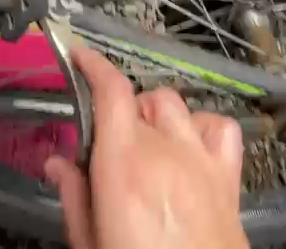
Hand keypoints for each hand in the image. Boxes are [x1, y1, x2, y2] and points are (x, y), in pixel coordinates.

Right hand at [44, 46, 248, 248]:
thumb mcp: (90, 244)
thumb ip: (74, 198)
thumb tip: (57, 163)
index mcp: (124, 165)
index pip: (111, 89)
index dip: (92, 63)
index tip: (77, 56)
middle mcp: (164, 151)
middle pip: (138, 100)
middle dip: (119, 115)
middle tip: (107, 151)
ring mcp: (201, 162)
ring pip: (175, 106)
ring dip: (156, 117)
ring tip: (147, 146)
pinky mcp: (228, 180)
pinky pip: (220, 128)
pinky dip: (202, 128)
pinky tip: (189, 150)